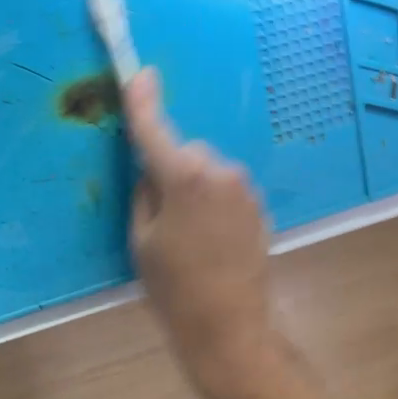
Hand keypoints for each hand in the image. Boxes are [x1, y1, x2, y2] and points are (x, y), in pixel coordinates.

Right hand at [122, 69, 273, 378]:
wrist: (227, 326)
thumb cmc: (173, 289)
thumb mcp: (140, 242)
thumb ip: (144, 194)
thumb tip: (152, 169)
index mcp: (183, 178)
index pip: (155, 130)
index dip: (143, 102)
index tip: (138, 72)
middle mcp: (219, 172)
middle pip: (185, 153)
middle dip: (171, 173)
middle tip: (161, 221)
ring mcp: (244, 188)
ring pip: (207, 173)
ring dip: (194, 191)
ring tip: (188, 241)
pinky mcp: (258, 207)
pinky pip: (225, 192)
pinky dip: (213, 206)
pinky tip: (210, 245)